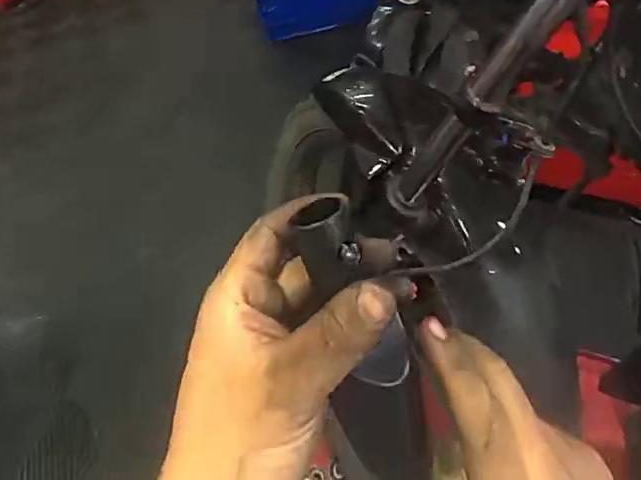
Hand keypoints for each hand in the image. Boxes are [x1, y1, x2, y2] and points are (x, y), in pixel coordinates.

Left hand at [160, 196, 399, 479]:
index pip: (270, 233)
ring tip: (403, 275)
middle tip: (396, 248)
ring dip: (357, 287)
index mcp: (237, 296)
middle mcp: (258, 308)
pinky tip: (390, 310)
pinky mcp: (298, 367)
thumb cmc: (238, 436)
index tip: (354, 203)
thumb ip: (339, 330)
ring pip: (321, 297)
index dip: (306, 212)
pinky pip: (331, 328)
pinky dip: (357, 319)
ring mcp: (279, 339)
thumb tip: (388, 285)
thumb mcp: (288, 379)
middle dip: (347, 252)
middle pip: (304, 263)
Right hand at [419, 317, 612, 479]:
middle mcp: (548, 448)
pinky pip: (545, 431)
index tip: (427, 323)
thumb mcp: (486, 478)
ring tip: (460, 376)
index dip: (450, 356)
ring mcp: (579, 456)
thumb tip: (444, 450)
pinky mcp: (595, 468)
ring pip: (524, 404)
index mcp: (512, 466)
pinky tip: (505, 438)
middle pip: (503, 381)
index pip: (476, 394)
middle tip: (436, 332)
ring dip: (491, 386)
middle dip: (468, 350)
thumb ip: (457, 469)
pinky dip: (517, 421)